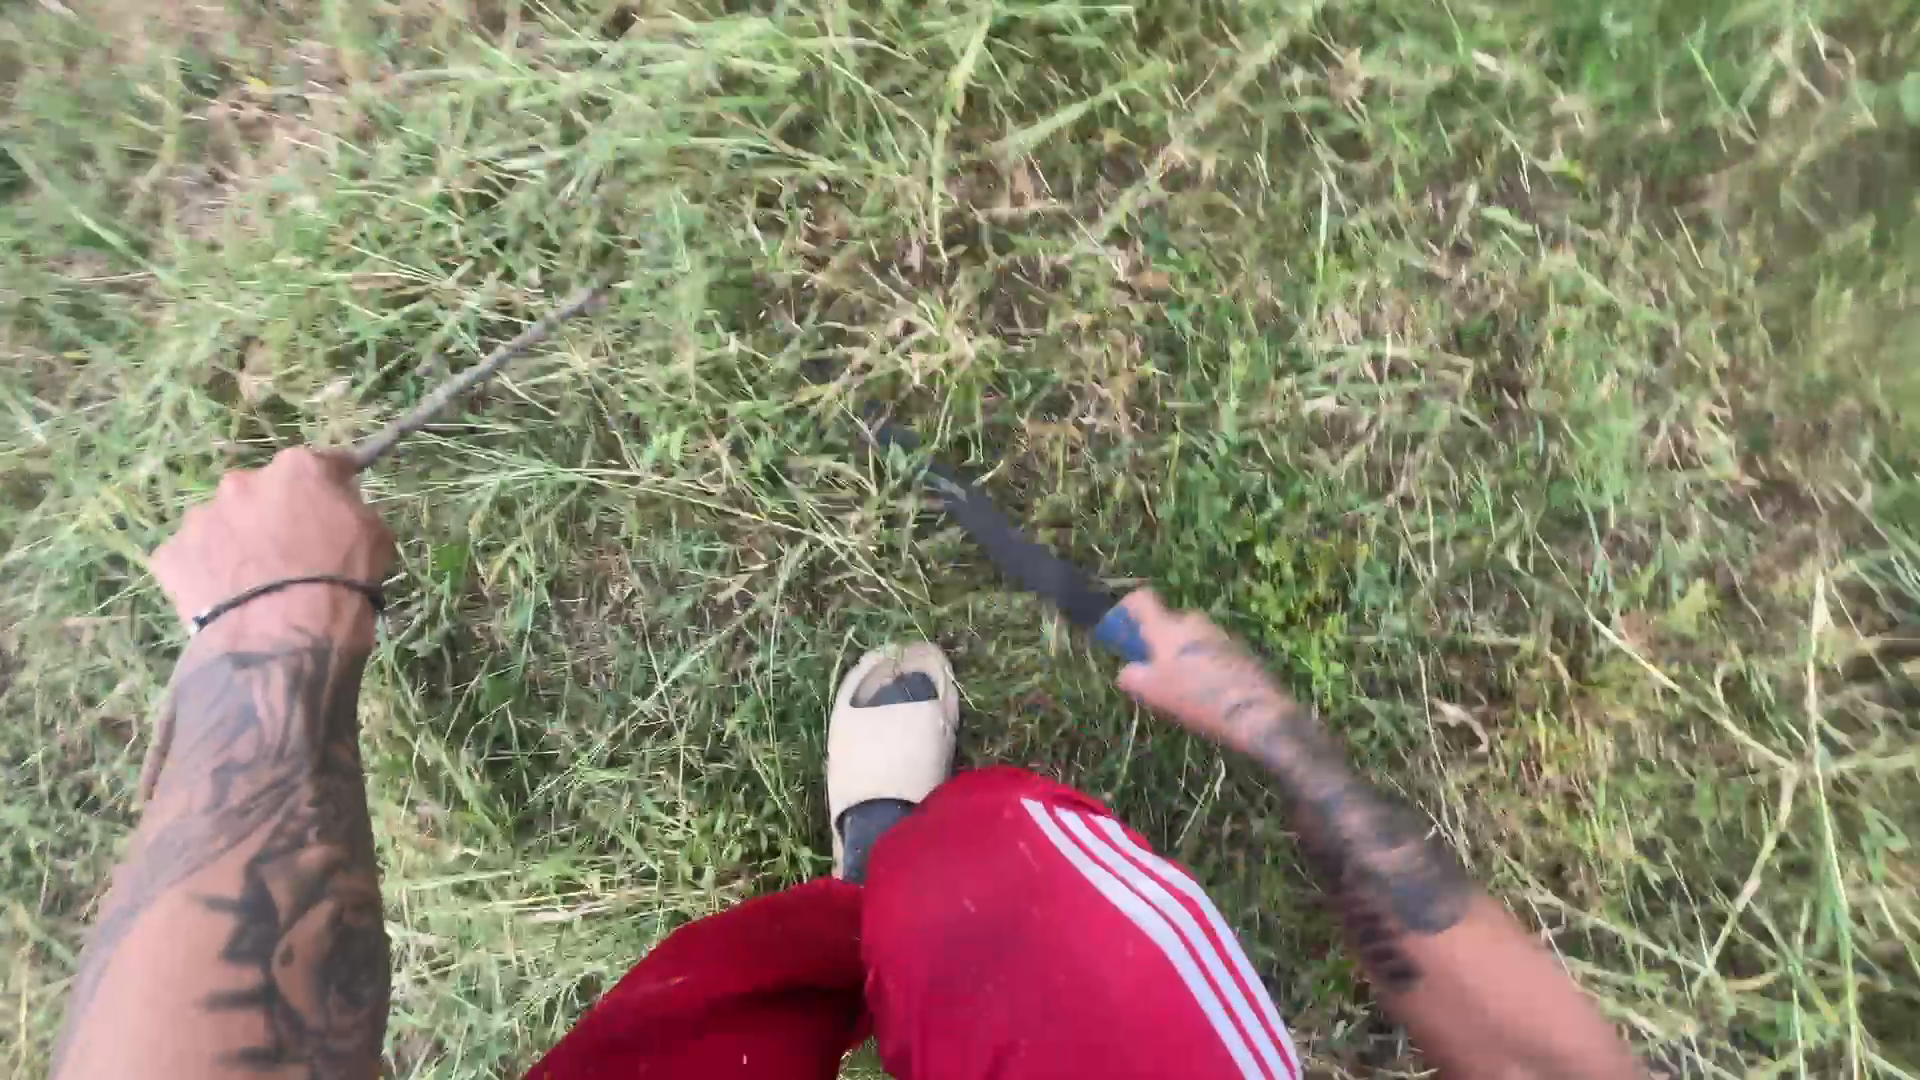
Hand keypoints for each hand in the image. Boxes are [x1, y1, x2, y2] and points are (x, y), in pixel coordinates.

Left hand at [150, 447, 394, 649]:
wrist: (287, 627)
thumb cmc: (345, 574)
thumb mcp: (376, 534)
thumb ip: (351, 509)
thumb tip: (337, 509)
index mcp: (298, 470)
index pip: (325, 463)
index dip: (336, 481)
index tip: (344, 496)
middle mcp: (243, 482)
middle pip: (266, 489)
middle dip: (281, 509)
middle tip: (300, 542)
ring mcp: (200, 517)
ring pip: (228, 520)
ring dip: (245, 536)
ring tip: (263, 573)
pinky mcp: (171, 553)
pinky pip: (199, 552)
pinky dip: (216, 564)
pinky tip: (237, 589)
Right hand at [1111, 589, 1314, 753]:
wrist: (1255, 713)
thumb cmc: (1194, 697)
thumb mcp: (1151, 692)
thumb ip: (1131, 676)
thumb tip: (1127, 671)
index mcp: (1167, 627)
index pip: (1142, 600)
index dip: (1128, 609)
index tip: (1123, 628)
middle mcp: (1194, 623)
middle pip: (1170, 622)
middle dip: (1160, 640)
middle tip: (1155, 669)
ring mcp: (1221, 635)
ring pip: (1194, 638)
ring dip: (1185, 654)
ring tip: (1184, 686)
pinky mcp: (1242, 651)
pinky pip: (1214, 652)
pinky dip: (1207, 664)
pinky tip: (1209, 692)